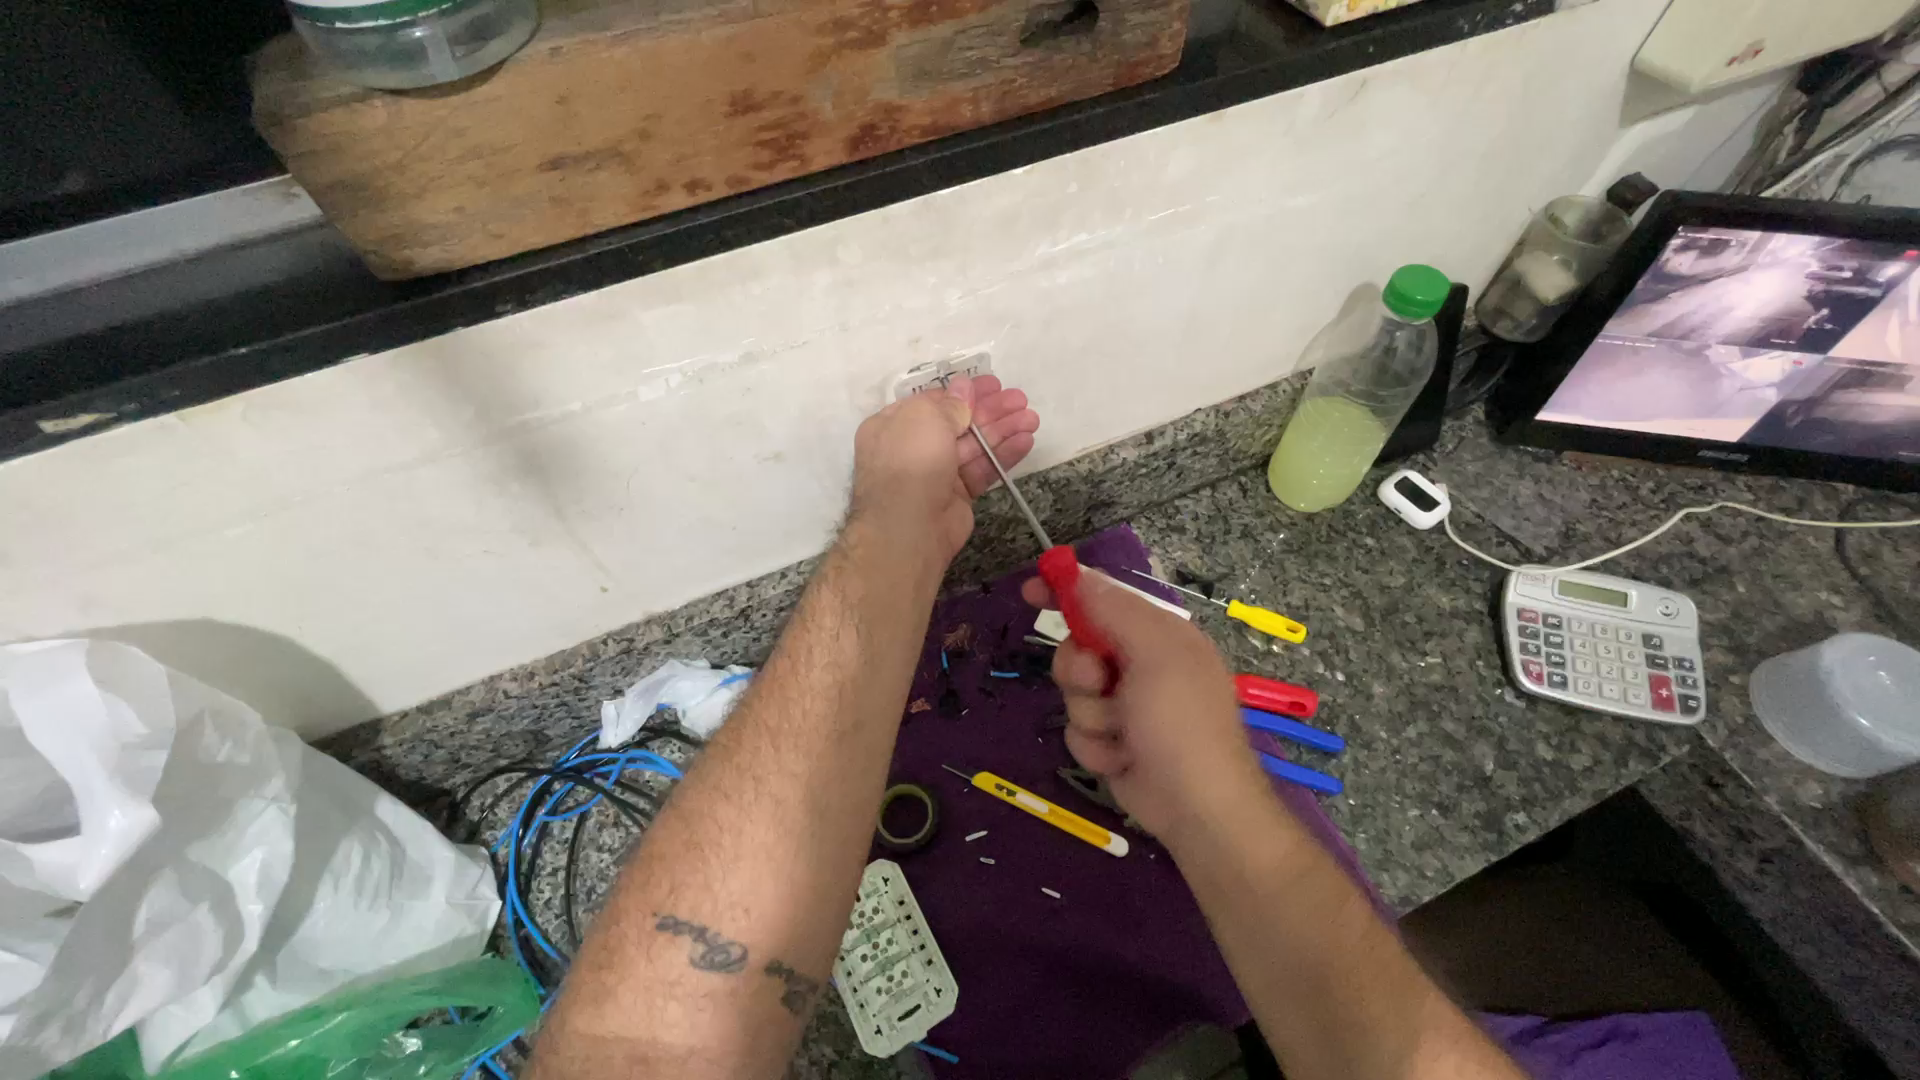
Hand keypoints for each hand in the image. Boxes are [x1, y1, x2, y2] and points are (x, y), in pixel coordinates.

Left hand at [849, 376, 1039, 561]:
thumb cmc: (910, 463)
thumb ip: (949, 404)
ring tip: (1032, 418)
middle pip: (958, 422)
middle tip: (1020, 399)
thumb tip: (964, 389)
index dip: (964, 392)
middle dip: (990, 410)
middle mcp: (913, 448)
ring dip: (1003, 430)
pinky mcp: (956, 496)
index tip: (993, 385)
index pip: (933, 403)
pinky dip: (1002, 456)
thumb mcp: (925, 419)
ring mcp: (936, 473)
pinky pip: (981, 469)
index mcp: (894, 425)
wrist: (909, 528)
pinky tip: (1025, 441)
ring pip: (974, 446)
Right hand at [1021, 571, 1273, 842]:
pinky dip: (1095, 747)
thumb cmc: (1181, 723)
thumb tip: (1078, 573)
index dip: (1064, 591)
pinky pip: (1077, 730)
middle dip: (1078, 670)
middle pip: (1076, 647)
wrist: (1197, 809)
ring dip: (1091, 716)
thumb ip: (1113, 610)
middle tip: (1099, 685)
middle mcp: (1141, 664)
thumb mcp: (1153, 654)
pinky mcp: (1112, 741)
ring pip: (1072, 693)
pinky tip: (1122, 760)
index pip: (1103, 598)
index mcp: (1158, 634)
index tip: (1029, 592)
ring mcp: (1125, 705)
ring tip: (1122, 734)